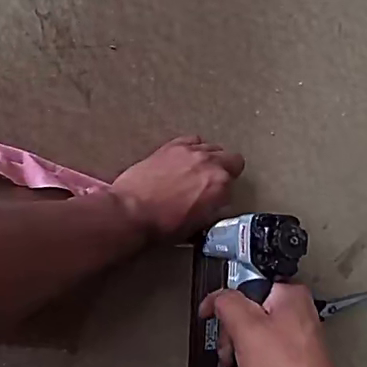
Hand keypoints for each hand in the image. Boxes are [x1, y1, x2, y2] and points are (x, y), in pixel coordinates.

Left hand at [110, 136, 244, 242]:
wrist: (132, 212)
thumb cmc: (162, 225)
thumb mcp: (198, 226)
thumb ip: (212, 210)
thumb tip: (213, 207)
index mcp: (221, 186)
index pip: (234, 186)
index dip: (224, 195)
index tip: (215, 201)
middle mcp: (212, 164)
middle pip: (232, 160)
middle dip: (226, 171)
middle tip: (211, 184)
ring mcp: (192, 151)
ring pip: (214, 148)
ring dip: (210, 159)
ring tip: (196, 171)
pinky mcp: (173, 146)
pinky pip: (194, 140)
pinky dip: (194, 148)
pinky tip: (185, 159)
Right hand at [199, 283, 351, 366]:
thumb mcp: (245, 328)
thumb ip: (227, 303)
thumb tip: (218, 297)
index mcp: (291, 294)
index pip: (246, 286)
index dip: (224, 303)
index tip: (211, 314)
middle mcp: (299, 311)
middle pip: (248, 312)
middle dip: (233, 334)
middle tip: (232, 348)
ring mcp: (298, 336)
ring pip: (254, 334)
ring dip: (240, 351)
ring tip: (242, 366)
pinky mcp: (295, 357)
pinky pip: (265, 352)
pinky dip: (253, 363)